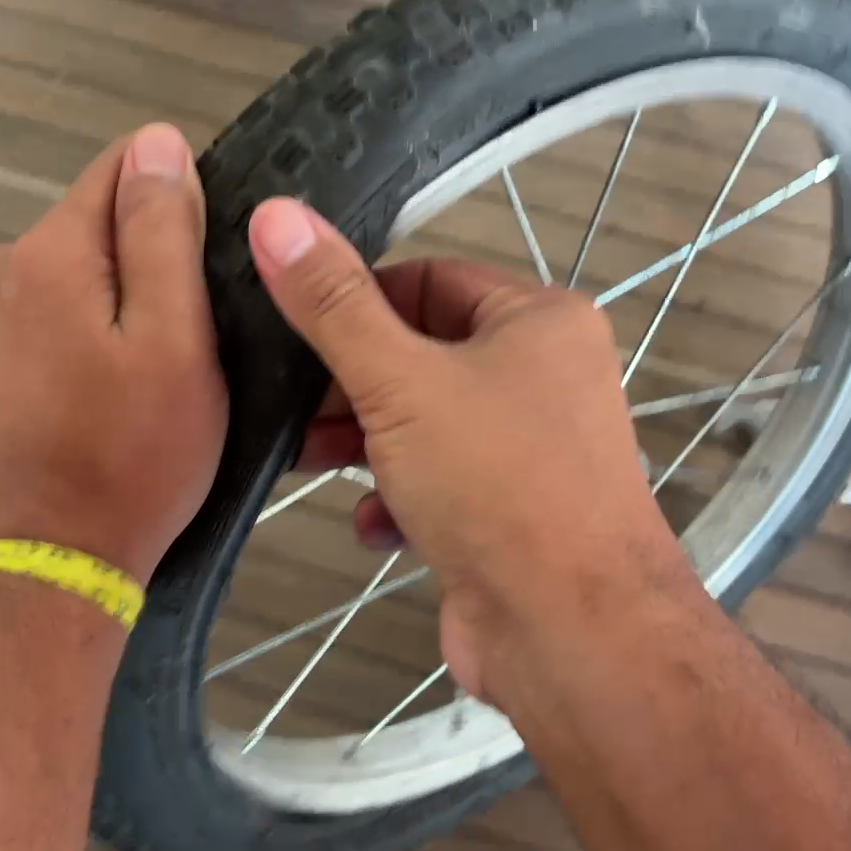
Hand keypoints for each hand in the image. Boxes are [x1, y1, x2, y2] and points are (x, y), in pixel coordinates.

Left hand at [0, 125, 227, 583]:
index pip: (128, 166)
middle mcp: (8, 264)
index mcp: (52, 248)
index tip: (224, 260)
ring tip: (179, 359)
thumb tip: (159, 142)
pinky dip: (110, 327)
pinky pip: (71, 311)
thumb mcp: (174, 339)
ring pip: (93, 269)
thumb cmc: (132, 453)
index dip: (187, 198)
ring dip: (139, 294)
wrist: (51, 562)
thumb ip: (164, 233)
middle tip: (210, 328)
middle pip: (108, 219)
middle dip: (164, 252)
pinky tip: (133, 381)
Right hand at [248, 198, 690, 700]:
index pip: (431, 280)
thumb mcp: (400, 381)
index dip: (359, 300)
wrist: (574, 634)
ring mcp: (534, 449)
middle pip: (425, 355)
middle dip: (352, 383)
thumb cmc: (496, 483)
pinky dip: (402, 496)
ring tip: (307, 461)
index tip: (298, 329)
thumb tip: (277, 215)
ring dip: (367, 442)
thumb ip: (334, 304)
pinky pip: (446, 483)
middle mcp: (546, 377)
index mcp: (539, 321)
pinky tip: (372, 524)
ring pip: (428, 423)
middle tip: (290, 406)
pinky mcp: (517, 512)